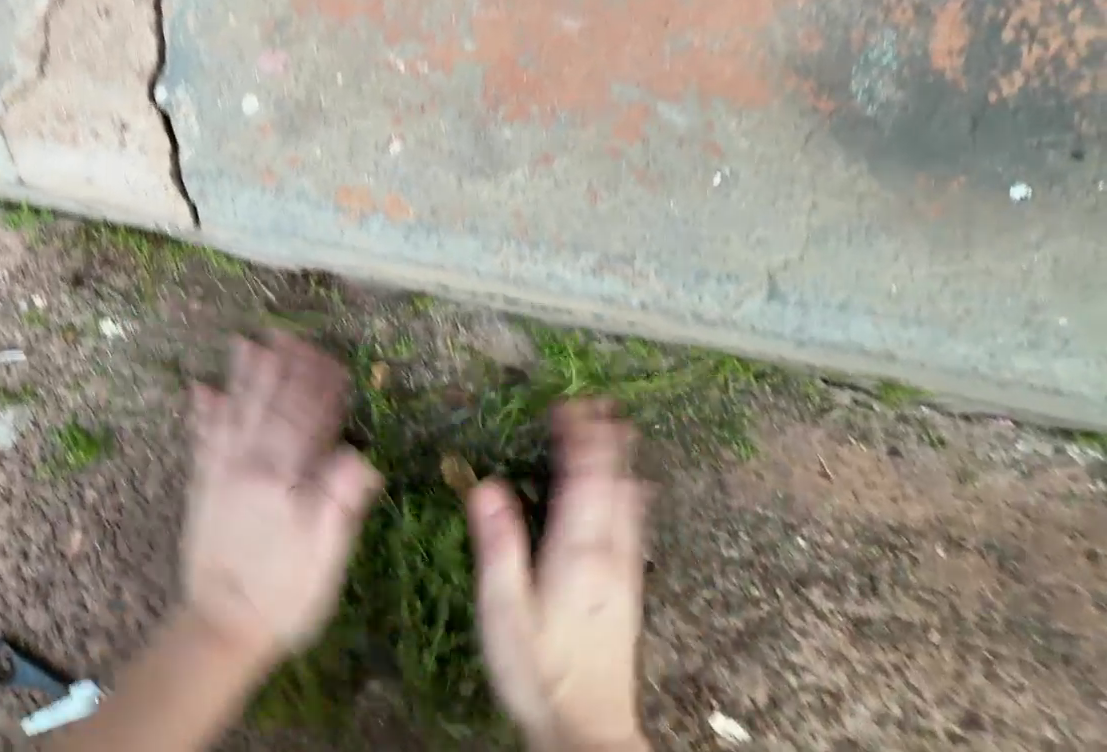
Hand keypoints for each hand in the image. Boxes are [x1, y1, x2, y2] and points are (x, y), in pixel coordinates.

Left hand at [182, 335, 382, 663]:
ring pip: (234, 413)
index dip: (319, 388)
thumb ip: (337, 504)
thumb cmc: (283, 597)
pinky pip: (202, 439)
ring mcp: (221, 473)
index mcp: (284, 482)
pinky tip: (201, 388)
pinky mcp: (202, 485)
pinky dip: (203, 412)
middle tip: (287, 334)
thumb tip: (359, 456)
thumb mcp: (324, 558)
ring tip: (246, 343)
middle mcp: (249, 467)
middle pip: (269, 408)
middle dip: (281, 369)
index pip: (306, 422)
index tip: (330, 356)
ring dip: (242, 378)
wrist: (221, 624)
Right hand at [469, 402, 649, 751]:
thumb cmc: (536, 670)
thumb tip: (486, 484)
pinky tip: (636, 489)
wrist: (587, 728)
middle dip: (605, 442)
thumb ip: (499, 545)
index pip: (581, 483)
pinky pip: (632, 527)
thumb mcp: (504, 609)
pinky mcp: (625, 590)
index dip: (578, 442)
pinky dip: (632, 495)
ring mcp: (621, 574)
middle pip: (612, 487)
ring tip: (620, 428)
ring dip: (622, 463)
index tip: (570, 404)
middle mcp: (607, 557)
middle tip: (598, 402)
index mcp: (575, 554)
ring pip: (628, 504)